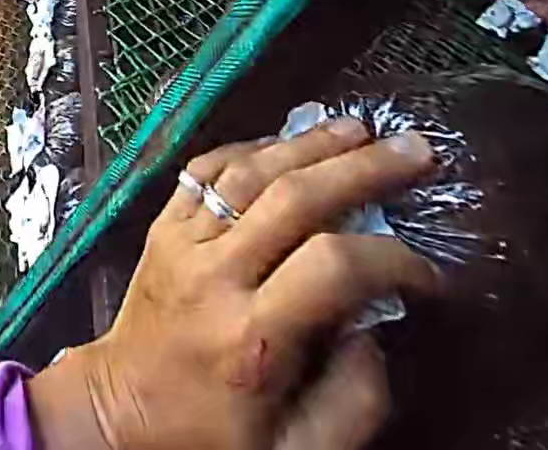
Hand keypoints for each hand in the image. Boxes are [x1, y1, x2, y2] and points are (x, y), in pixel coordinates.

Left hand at [28, 118, 441, 449]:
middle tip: (412, 149)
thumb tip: (375, 324)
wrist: (119, 414)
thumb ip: (352, 401)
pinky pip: (206, 169)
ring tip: (355, 128)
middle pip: (293, 197)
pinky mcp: (163, 223)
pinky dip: (248, 148)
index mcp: (251, 338)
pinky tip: (283, 141)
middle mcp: (215, 273)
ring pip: (249, 170)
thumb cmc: (212, 435)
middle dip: (360, 167)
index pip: (332, 267)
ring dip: (307, 143)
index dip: (390, 259)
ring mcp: (182, 239)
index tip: (427, 271)